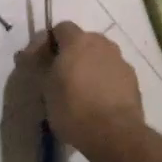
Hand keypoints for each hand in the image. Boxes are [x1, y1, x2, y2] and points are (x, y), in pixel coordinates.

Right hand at [24, 22, 146, 151]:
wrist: (115, 134)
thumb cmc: (73, 108)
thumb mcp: (46, 88)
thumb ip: (39, 66)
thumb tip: (29, 55)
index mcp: (78, 41)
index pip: (61, 28)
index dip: (47, 41)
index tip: (38, 60)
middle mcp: (102, 44)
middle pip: (82, 41)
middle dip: (69, 54)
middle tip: (57, 74)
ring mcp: (120, 61)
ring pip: (99, 57)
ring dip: (87, 67)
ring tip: (78, 90)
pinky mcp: (133, 80)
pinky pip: (111, 73)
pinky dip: (102, 81)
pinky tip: (95, 100)